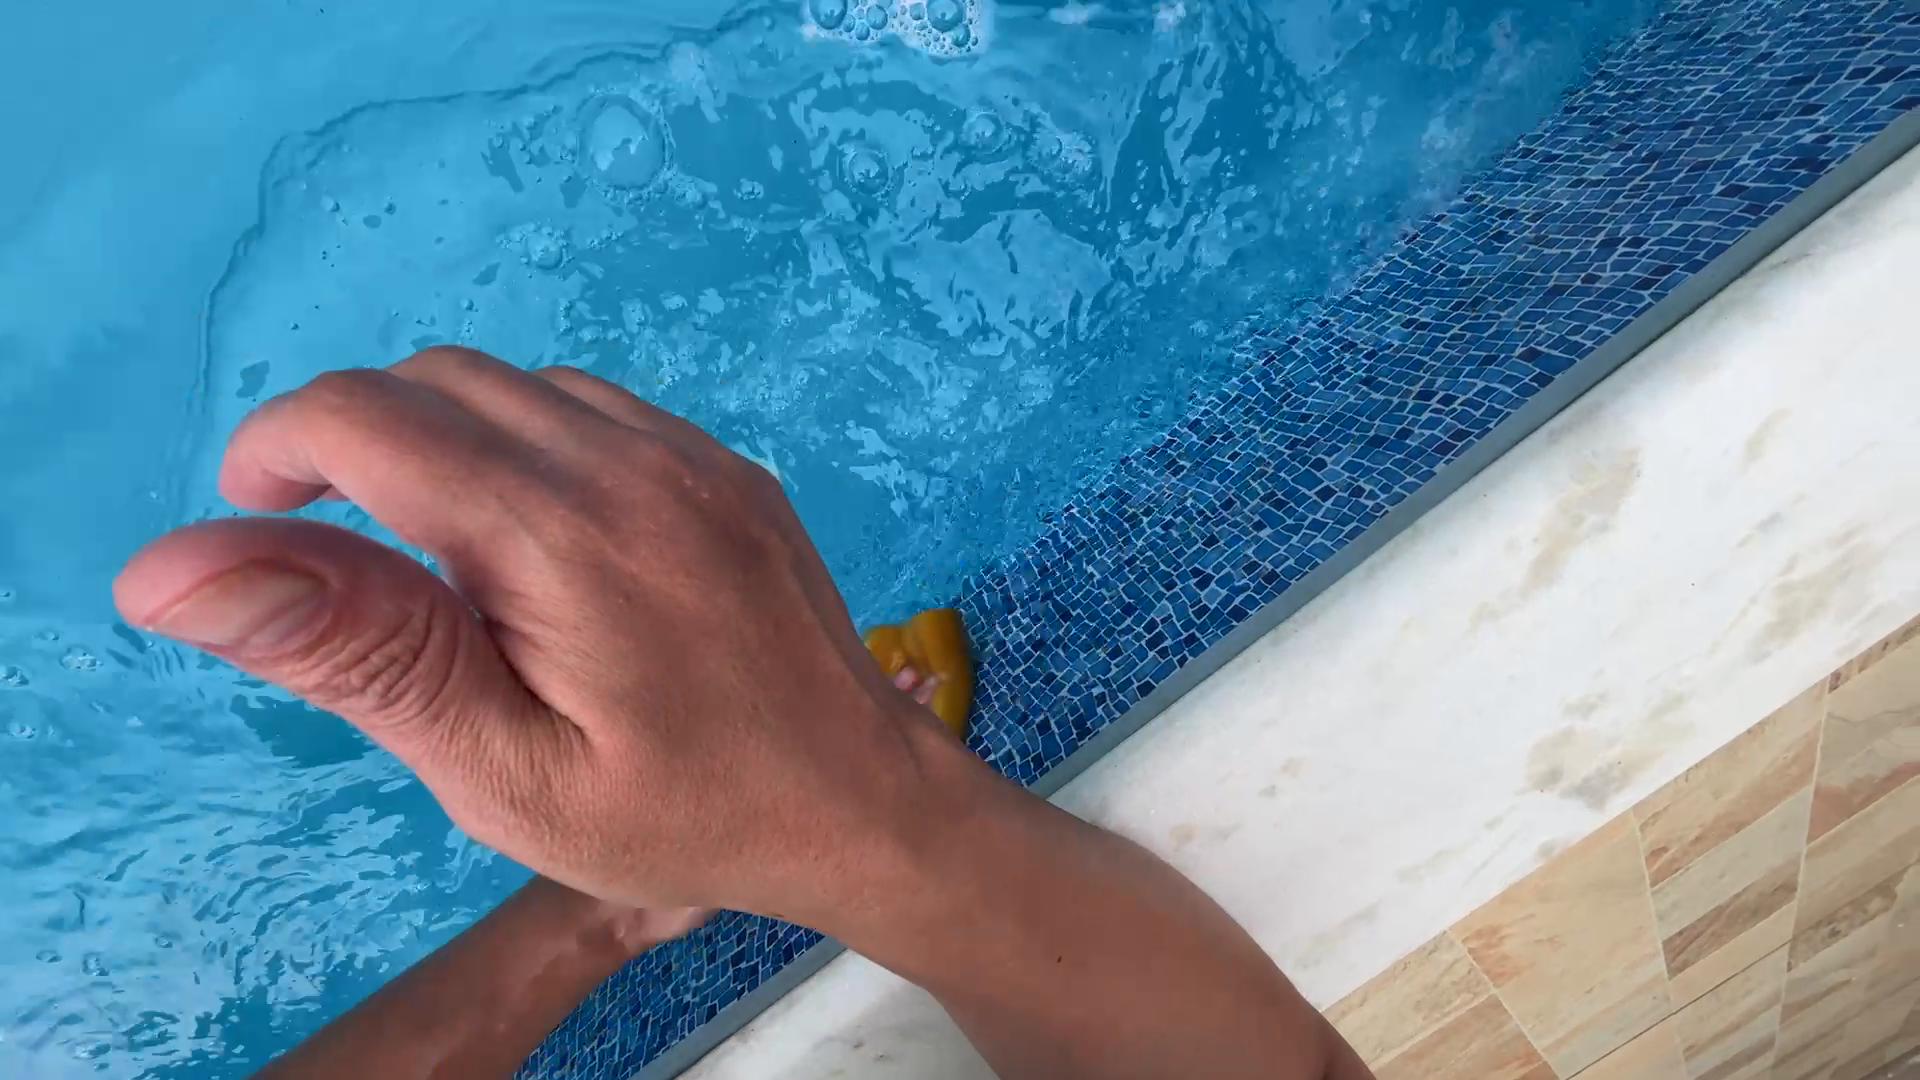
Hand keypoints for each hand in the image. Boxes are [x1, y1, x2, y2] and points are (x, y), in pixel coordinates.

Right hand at [115, 348, 955, 926]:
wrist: (853, 792)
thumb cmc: (687, 810)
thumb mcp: (506, 767)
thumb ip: (365, 649)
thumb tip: (179, 562)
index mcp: (567, 532)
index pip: (369, 415)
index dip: (282, 450)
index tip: (270, 520)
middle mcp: (644, 465)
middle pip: (451, 382)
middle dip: (369, 439)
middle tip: (368, 551)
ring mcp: (709, 462)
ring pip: (537, 390)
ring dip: (467, 440)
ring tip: (469, 552)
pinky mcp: (745, 479)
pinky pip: (620, 418)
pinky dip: (555, 446)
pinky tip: (568, 536)